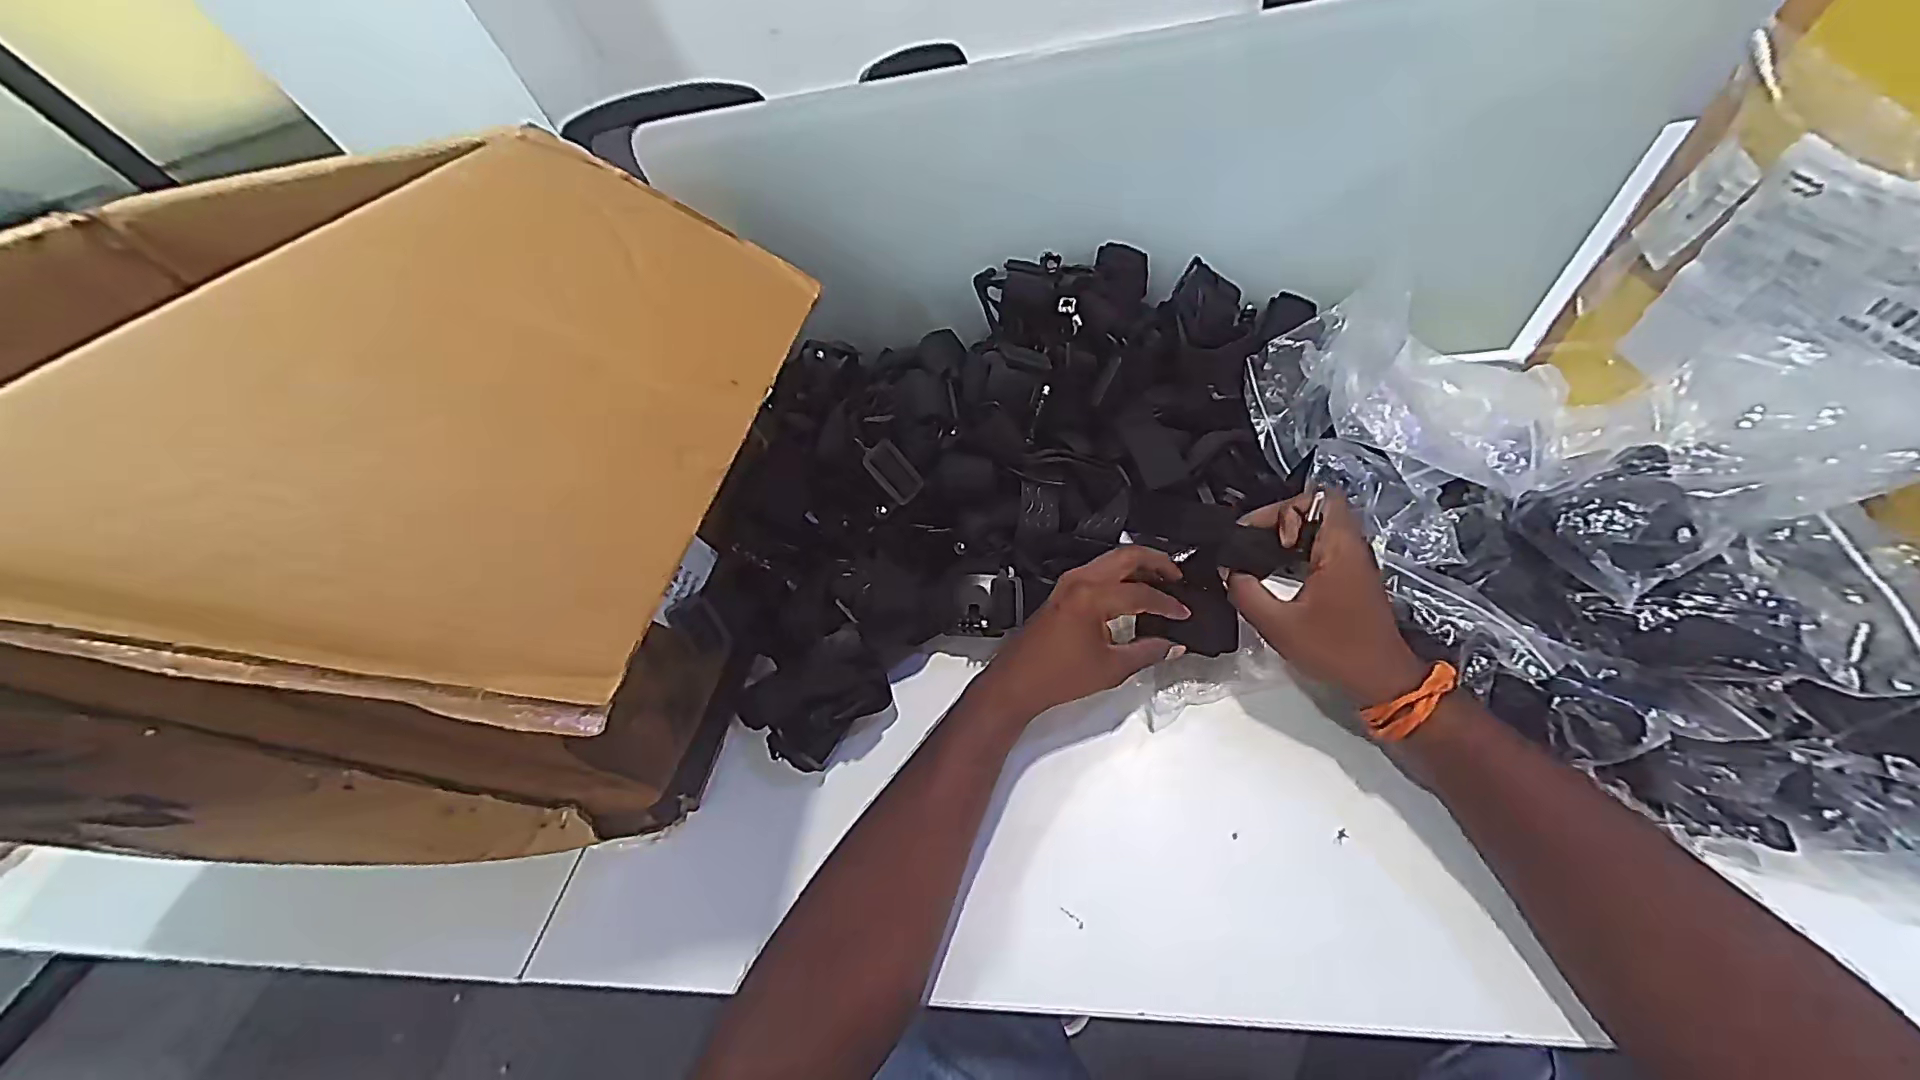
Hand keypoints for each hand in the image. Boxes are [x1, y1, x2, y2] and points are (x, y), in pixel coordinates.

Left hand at [969, 546, 1189, 721]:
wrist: (1017, 683)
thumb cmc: (1053, 676)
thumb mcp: (1112, 667)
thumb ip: (1148, 652)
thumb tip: (1171, 645)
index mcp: (1091, 597)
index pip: (1142, 593)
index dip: (1168, 604)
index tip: (1183, 613)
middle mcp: (1078, 583)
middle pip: (1126, 556)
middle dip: (1157, 562)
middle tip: (1177, 576)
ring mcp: (1067, 585)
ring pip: (1110, 561)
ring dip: (1137, 567)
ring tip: (1160, 583)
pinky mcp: (1061, 592)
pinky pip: (1096, 573)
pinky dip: (1119, 577)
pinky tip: (1131, 594)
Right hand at [1226, 493, 1426, 706]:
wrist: (1381, 680)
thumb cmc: (1335, 650)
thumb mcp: (1278, 625)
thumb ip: (1246, 592)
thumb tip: (1229, 571)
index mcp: (1339, 550)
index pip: (1318, 499)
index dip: (1283, 509)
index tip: (1261, 536)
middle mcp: (1351, 549)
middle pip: (1314, 509)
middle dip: (1278, 521)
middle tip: (1252, 545)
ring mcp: (1353, 563)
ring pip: (1317, 529)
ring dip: (1286, 537)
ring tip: (1258, 558)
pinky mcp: (1350, 579)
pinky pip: (1320, 549)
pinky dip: (1295, 552)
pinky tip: (1275, 573)